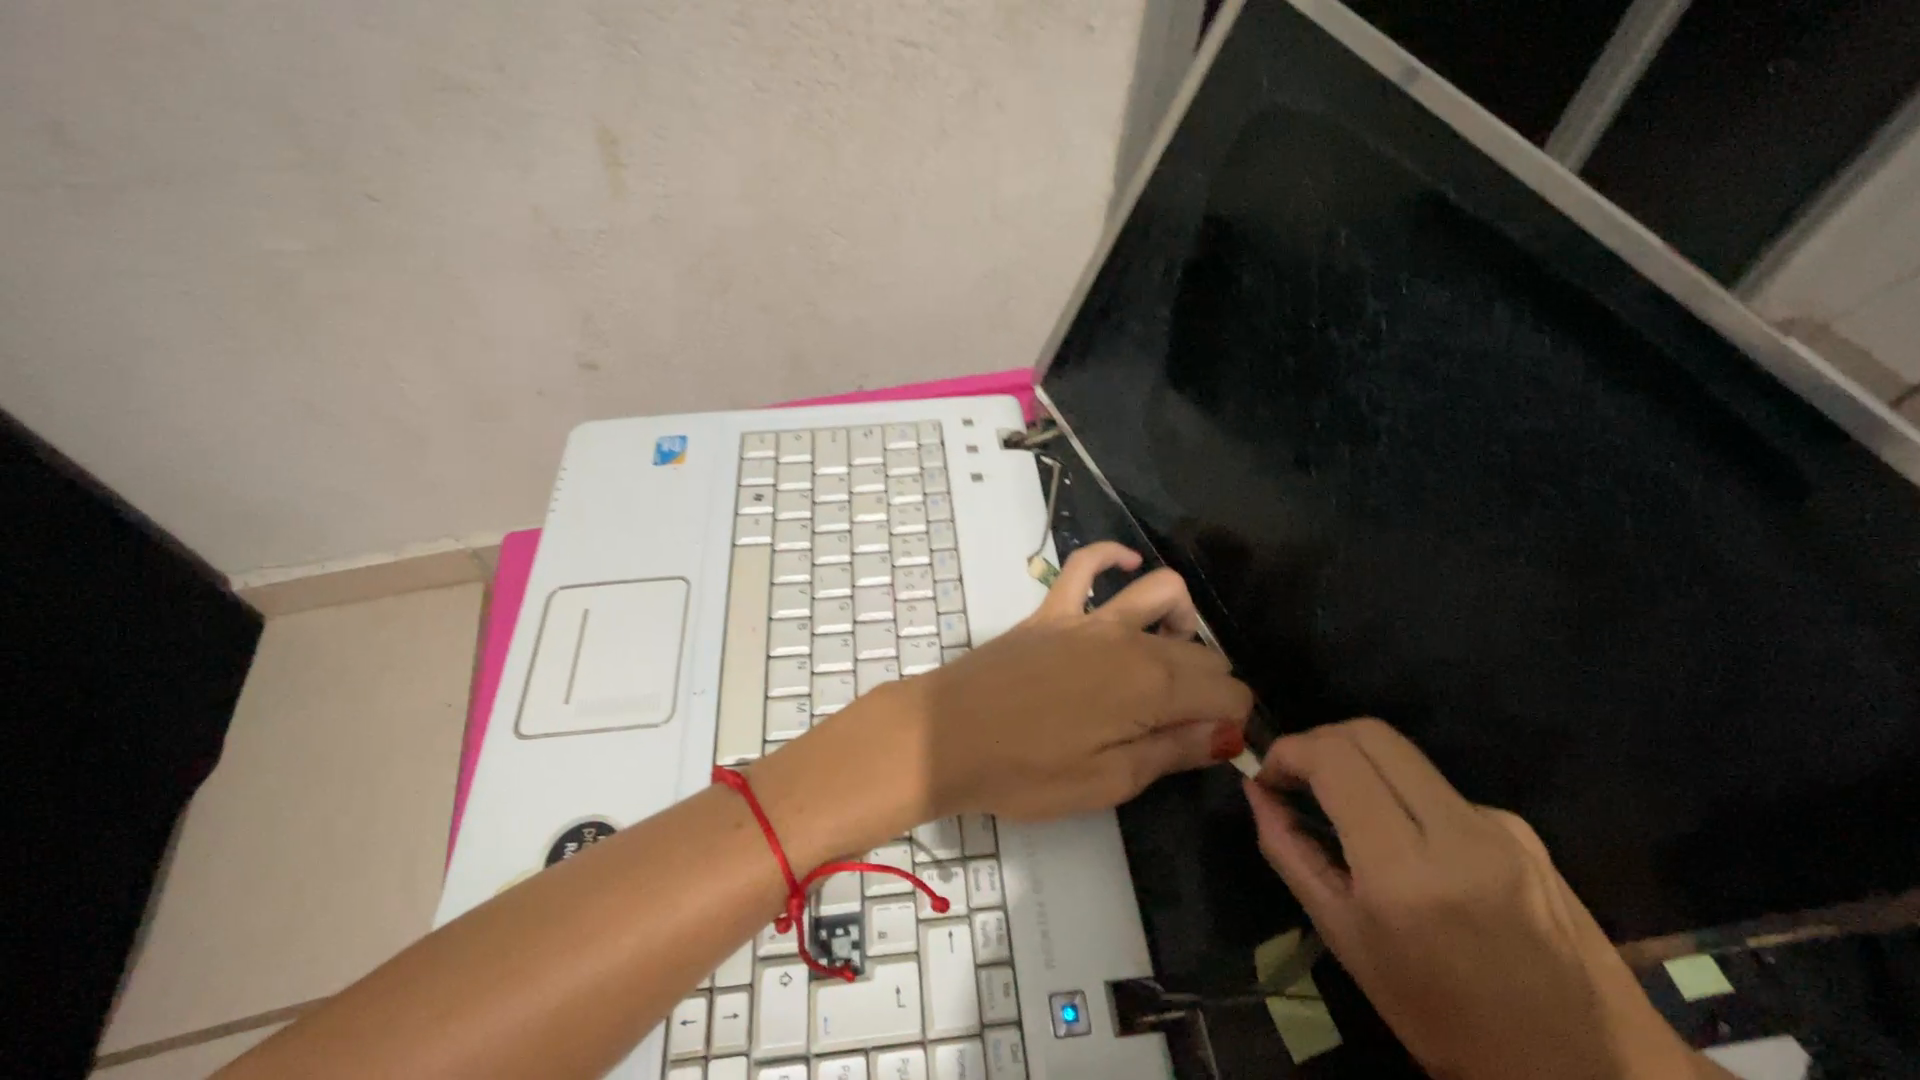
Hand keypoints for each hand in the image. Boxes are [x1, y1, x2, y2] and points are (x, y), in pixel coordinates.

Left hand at [890, 542, 1252, 822]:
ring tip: (1170, 656)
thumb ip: (1171, 751)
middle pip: (1201, 649)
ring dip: (1183, 621)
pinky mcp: (1051, 610)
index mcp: (1151, 687)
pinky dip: (1112, 556)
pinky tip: (1127, 565)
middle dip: (1212, 685)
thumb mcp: (1107, 781)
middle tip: (1188, 725)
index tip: (1215, 746)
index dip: (1233, 722)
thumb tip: (1225, 735)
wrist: (942, 737)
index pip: (1227, 692)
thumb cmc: (1024, 772)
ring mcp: (1088, 618)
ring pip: (1162, 593)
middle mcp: (1130, 640)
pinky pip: (1086, 564)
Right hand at [1245, 719, 1722, 1079]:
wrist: (1585, 1069)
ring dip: (1360, 768)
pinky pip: (1441, 791)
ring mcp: (1500, 824)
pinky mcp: (1524, 830)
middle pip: (1372, 734)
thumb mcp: (1349, 943)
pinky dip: (1402, 799)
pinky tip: (1405, 848)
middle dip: (1319, 741)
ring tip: (1342, 816)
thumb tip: (1258, 793)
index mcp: (1406, 870)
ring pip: (1406, 758)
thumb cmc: (1444, 1021)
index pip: (1336, 758)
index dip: (1289, 750)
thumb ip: (1293, 856)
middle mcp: (1459, 830)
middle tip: (1295, 779)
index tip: (1267, 776)